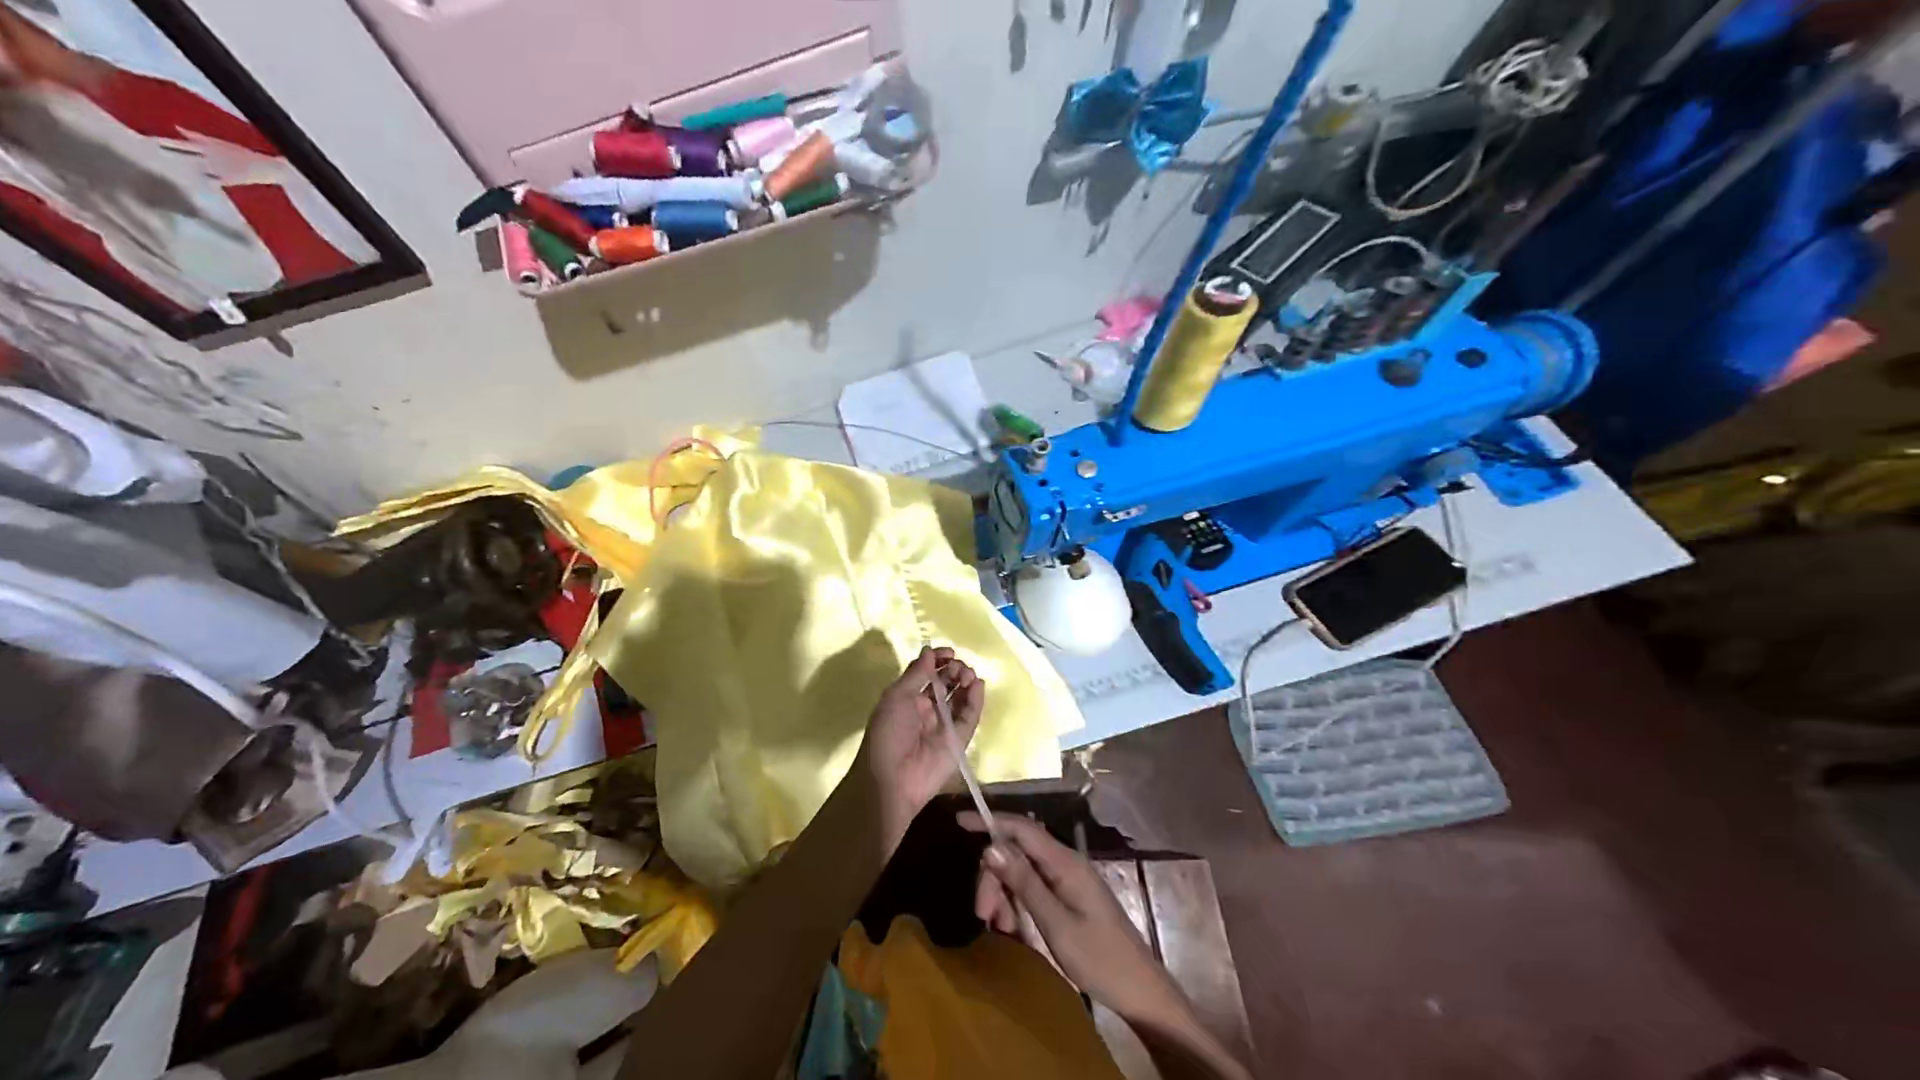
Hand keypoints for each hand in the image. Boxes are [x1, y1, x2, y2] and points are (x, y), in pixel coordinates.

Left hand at [857, 646, 983, 852]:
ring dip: (966, 683)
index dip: (939, 661)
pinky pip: (970, 717)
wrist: (893, 779)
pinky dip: (976, 701)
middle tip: (959, 667)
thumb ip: (917, 673)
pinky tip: (977, 686)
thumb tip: (930, 650)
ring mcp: (944, 726)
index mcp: (908, 699)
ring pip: (960, 699)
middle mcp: (927, 710)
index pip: (927, 674)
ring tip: (969, 675)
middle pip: (946, 685)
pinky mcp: (959, 740)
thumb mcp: (897, 697)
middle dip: (954, 671)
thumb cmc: (888, 733)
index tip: (950, 652)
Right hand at [960, 811, 1190, 1028]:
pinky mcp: (1068, 897)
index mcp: (1065, 862)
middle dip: (994, 878)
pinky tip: (1013, 931)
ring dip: (1004, 896)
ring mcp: (1067, 880)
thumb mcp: (1055, 923)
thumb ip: (1024, 883)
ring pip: (1021, 872)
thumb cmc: (1099, 959)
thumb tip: (991, 846)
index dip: (990, 820)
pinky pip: (1033, 889)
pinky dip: (1017, 905)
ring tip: (1001, 930)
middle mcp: (1065, 863)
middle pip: (1017, 852)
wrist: (1140, 991)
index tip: (959, 821)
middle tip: (983, 915)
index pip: (1022, 827)